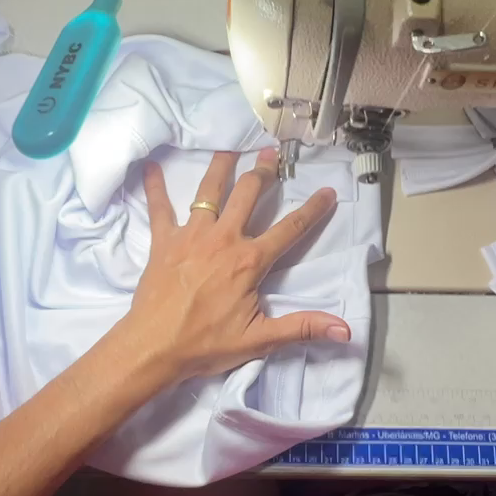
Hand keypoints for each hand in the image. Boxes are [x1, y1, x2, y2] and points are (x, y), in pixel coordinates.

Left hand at [109, 148, 348, 383]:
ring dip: (221, 166)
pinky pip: (159, 207)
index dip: (313, 209)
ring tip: (230, 148)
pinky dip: (154, 186)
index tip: (327, 191)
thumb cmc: (206, 345)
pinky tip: (150, 165)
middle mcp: (223, 239)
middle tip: (271, 153)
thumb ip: (302, 328)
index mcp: (249, 261)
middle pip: (248, 194)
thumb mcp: (260, 340)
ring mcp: (191, 235)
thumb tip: (345, 330)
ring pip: (209, 190)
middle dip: (263, 172)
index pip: (290, 229)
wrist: (153, 347)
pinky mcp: (164, 241)